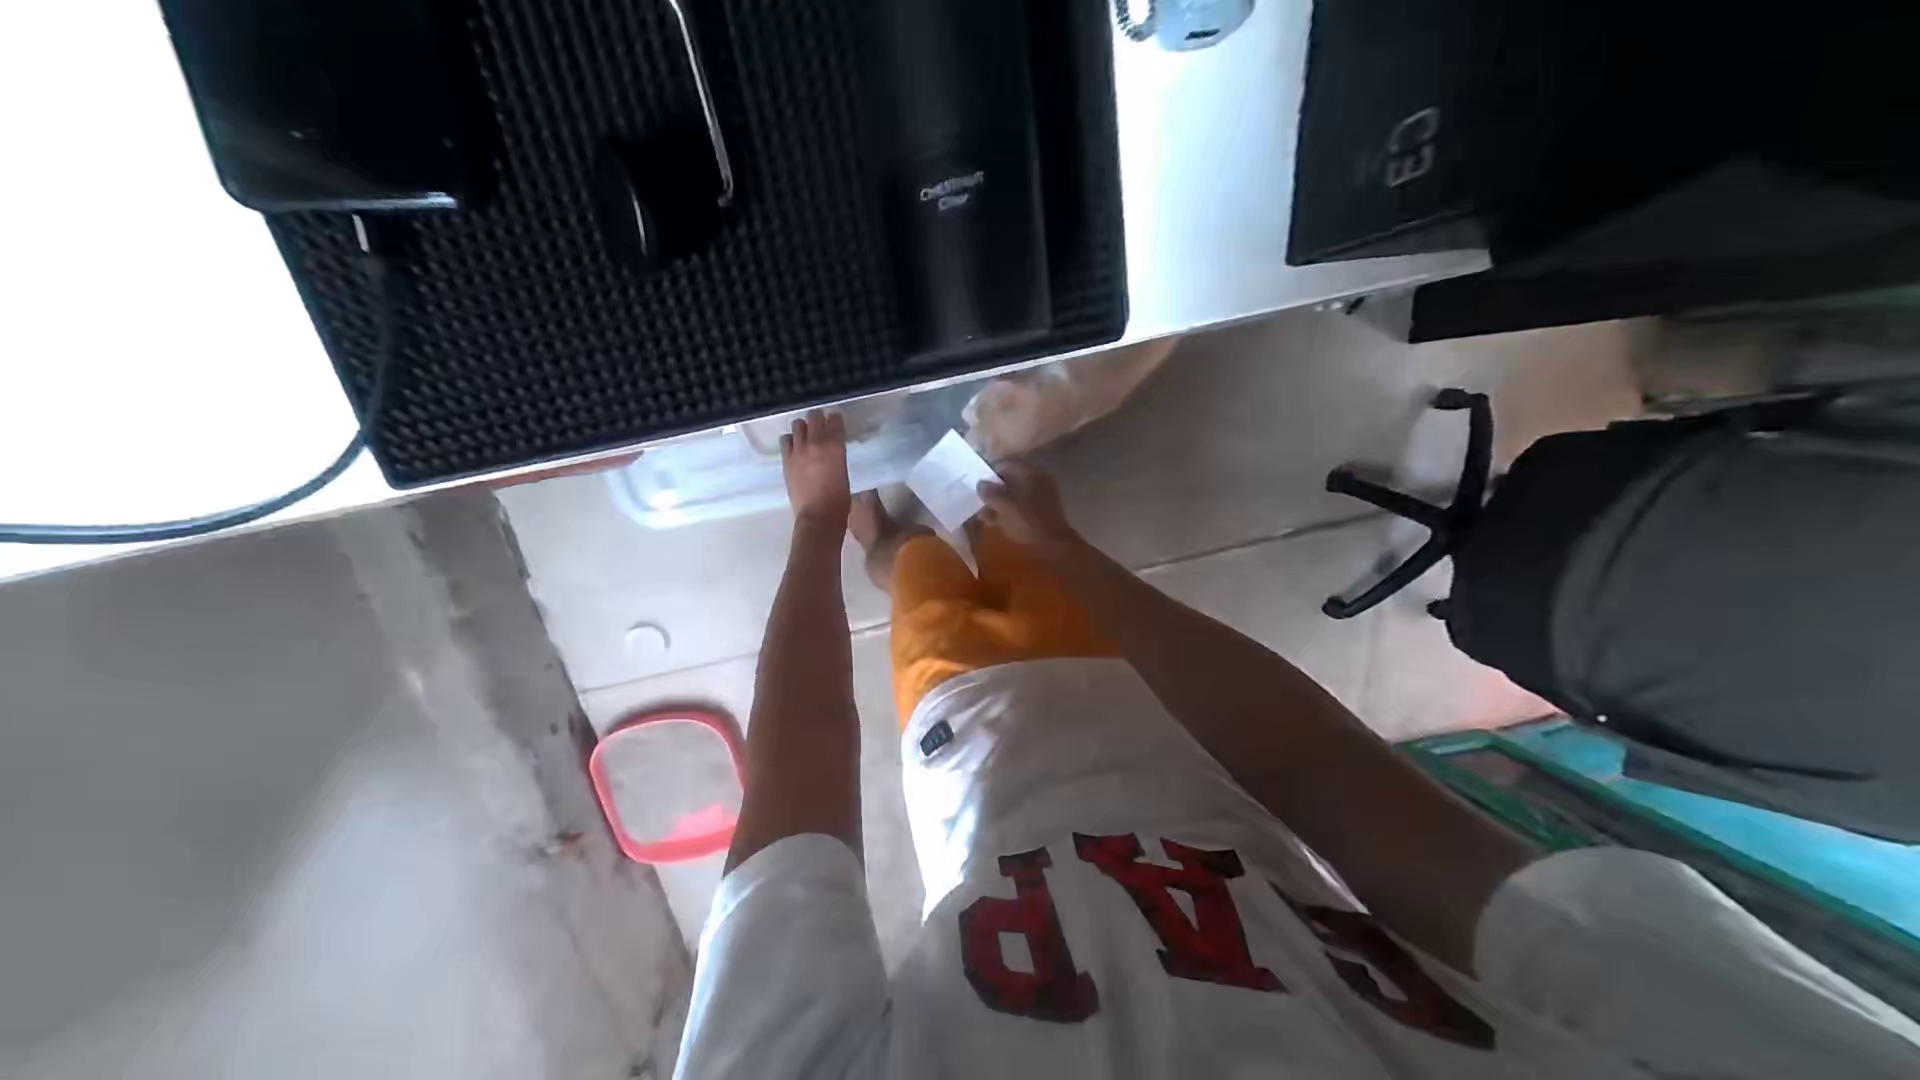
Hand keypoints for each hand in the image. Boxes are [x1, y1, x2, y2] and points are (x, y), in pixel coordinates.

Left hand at [781, 410, 850, 531]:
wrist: (818, 515)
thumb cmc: (839, 499)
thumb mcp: (844, 471)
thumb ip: (837, 454)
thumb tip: (832, 448)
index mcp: (835, 445)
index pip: (835, 419)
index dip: (835, 420)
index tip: (836, 424)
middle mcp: (816, 442)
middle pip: (814, 415)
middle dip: (818, 418)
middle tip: (821, 426)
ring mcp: (798, 450)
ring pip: (797, 424)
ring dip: (803, 428)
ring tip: (806, 436)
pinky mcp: (786, 459)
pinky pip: (785, 439)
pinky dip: (791, 440)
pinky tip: (795, 448)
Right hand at [978, 461, 1080, 555]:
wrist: (1052, 542)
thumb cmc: (1024, 519)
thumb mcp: (1001, 503)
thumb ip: (988, 491)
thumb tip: (981, 484)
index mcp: (1027, 471)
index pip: (1002, 466)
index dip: (987, 477)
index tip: (978, 489)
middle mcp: (1037, 478)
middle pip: (1009, 481)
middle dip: (994, 494)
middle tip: (982, 506)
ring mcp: (1043, 493)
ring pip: (1016, 495)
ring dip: (1001, 505)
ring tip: (988, 518)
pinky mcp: (1045, 509)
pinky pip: (1024, 505)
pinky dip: (1012, 512)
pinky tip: (1001, 524)